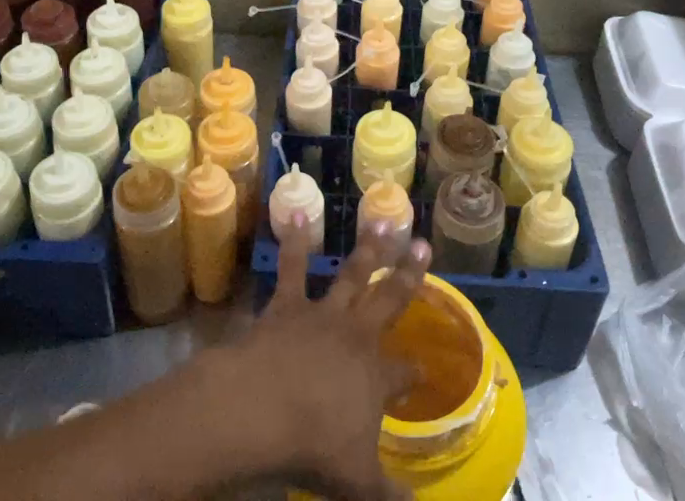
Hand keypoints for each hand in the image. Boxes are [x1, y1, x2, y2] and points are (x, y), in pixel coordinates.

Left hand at [215, 218, 431, 500]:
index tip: (425, 371)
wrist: (258, 409)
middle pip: (391, 301)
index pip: (404, 374)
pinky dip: (295, 241)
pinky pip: (292, 267)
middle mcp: (356, 337)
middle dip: (409, 276)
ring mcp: (321, 315)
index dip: (415, 374)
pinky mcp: (285, 305)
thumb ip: (389, 497)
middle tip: (424, 245)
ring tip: (383, 220)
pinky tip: (295, 213)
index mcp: (376, 377)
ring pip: (352, 275)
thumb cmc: (313, 446)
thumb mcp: (358, 484)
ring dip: (369, 249)